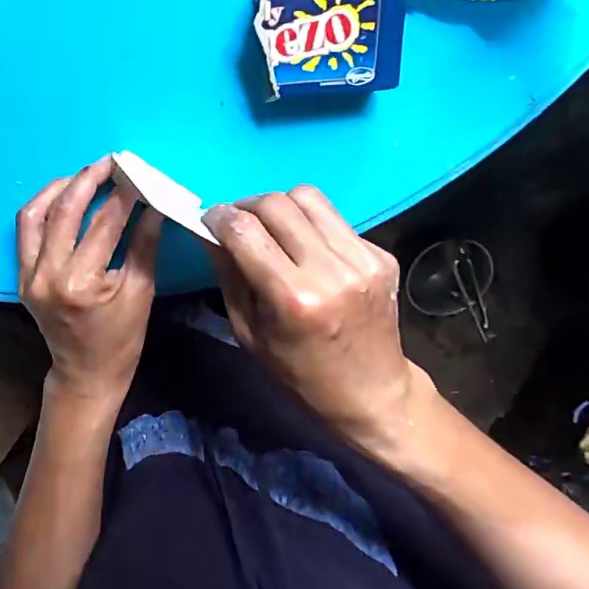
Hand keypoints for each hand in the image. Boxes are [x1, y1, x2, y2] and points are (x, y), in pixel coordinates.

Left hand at [17, 157, 164, 405]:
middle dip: (89, 180)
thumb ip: (144, 243)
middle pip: (65, 211)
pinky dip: (42, 206)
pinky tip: (64, 195)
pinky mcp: (20, 274)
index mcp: (81, 283)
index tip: (137, 172)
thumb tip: (153, 202)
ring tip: (86, 174)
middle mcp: (47, 274)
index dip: (124, 194)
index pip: (104, 223)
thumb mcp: (140, 291)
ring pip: (35, 213)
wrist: (84, 372)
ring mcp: (27, 274)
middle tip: (110, 162)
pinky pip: (25, 229)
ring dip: (60, 187)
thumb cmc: (121, 339)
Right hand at [202, 186, 416, 450]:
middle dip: (245, 206)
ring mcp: (361, 260)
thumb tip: (208, 230)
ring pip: (307, 196)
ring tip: (272, 229)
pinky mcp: (381, 255)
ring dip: (279, 206)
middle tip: (237, 224)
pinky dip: (309, 223)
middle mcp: (330, 272)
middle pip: (275, 203)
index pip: (245, 230)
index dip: (219, 217)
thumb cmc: (298, 371)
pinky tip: (305, 247)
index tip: (209, 221)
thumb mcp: (247, 330)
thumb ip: (227, 273)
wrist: (371, 392)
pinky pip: (332, 216)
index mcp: (292, 298)